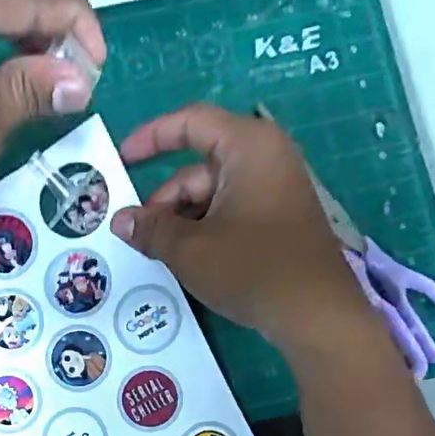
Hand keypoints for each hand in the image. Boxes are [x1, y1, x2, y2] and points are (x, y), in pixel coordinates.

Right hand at [110, 104, 373, 347]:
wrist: (314, 313)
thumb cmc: (251, 269)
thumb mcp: (190, 250)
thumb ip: (151, 230)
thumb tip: (120, 221)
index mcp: (248, 145)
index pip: (191, 122)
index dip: (151, 137)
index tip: (122, 159)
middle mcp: (267, 158)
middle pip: (201, 168)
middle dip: (166, 202)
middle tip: (140, 238)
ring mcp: (278, 191)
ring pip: (216, 197)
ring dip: (184, 223)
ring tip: (162, 256)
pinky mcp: (283, 222)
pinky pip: (235, 215)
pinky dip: (209, 232)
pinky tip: (192, 263)